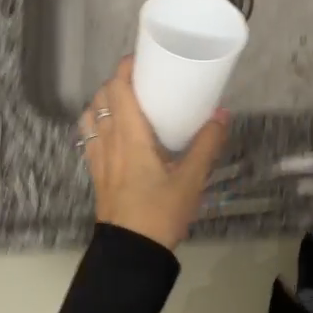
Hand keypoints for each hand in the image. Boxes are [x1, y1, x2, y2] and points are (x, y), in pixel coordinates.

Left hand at [79, 58, 230, 250]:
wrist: (131, 253)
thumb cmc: (159, 213)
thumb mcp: (191, 180)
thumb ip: (206, 145)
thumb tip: (222, 114)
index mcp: (129, 136)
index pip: (117, 89)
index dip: (125, 68)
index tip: (142, 59)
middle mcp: (108, 141)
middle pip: (101, 98)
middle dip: (116, 82)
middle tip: (141, 80)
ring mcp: (98, 159)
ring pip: (90, 118)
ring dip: (103, 103)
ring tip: (125, 103)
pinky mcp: (97, 175)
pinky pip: (90, 139)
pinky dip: (98, 125)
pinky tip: (115, 134)